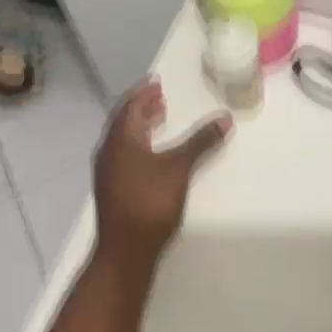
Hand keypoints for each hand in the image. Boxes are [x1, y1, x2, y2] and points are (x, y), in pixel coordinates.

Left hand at [92, 79, 229, 273]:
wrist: (125, 249)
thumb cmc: (150, 203)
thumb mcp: (179, 168)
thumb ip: (200, 142)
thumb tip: (224, 118)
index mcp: (121, 139)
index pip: (130, 106)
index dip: (144, 92)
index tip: (156, 82)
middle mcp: (109, 151)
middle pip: (123, 121)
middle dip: (141, 108)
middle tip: (159, 99)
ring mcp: (107, 172)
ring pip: (122, 140)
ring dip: (139, 127)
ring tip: (158, 123)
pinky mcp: (111, 190)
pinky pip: (123, 156)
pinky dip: (137, 146)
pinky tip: (150, 158)